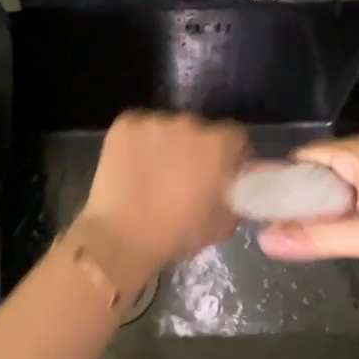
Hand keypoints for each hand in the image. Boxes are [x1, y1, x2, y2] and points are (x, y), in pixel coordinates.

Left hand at [71, 111, 248, 290]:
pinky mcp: (125, 124)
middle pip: (198, 130)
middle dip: (194, 147)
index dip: (228, 153)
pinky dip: (136, 142)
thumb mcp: (223, 223)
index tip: (218, 170)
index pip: (233, 136)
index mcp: (219, 145)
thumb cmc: (177, 234)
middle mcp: (189, 124)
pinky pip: (138, 127)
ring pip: (166, 127)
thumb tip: (233, 186)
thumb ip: (236, 196)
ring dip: (165, 144)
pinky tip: (132, 165)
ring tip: (152, 172)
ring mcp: (154, 121)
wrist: (122, 237)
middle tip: (184, 174)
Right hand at [255, 134, 358, 285]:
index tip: (256, 207)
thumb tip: (264, 241)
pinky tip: (332, 238)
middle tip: (273, 228)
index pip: (303, 157)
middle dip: (297, 199)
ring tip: (296, 236)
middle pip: (318, 172)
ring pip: (338, 189)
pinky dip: (342, 216)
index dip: (278, 180)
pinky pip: (356, 200)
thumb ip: (314, 237)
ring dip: (320, 210)